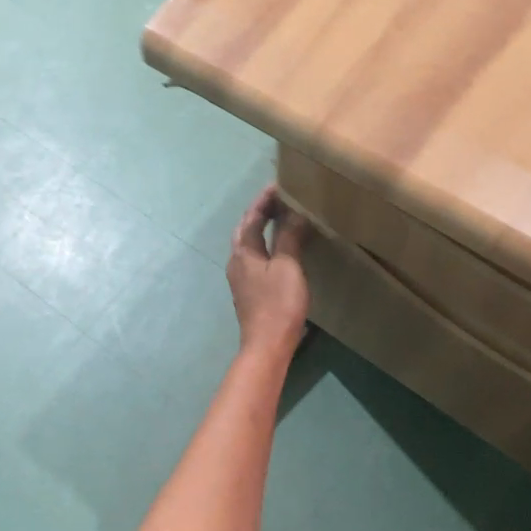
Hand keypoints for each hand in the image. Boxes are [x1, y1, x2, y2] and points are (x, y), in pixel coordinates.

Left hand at [227, 185, 310, 355]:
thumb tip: (293, 214)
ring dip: (264, 229)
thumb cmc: (278, 304)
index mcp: (243, 251)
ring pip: (250, 245)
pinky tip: (282, 250)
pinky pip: (256, 259)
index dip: (265, 200)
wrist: (267, 345)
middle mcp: (237, 261)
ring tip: (284, 219)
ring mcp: (241, 278)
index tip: (281, 185)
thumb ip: (289, 237)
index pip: (252, 216)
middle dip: (261, 212)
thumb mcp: (287, 266)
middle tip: (282, 199)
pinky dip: (267, 246)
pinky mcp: (249, 292)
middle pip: (246, 229)